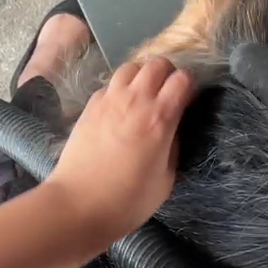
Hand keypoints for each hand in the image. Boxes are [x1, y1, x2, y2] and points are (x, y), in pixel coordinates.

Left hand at [44, 57, 194, 244]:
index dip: (189, 85)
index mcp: (159, 118)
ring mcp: (109, 99)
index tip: (188, 99)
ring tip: (142, 95)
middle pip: (157, 63)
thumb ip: (173, 146)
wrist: (78, 203)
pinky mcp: (90, 104)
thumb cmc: (127, 199)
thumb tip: (172, 128)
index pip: (182, 79)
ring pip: (131, 66)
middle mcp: (135, 100)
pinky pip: (111, 83)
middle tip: (167, 93)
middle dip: (167, 73)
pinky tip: (119, 108)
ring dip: (142, 75)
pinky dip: (120, 88)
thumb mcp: (165, 180)